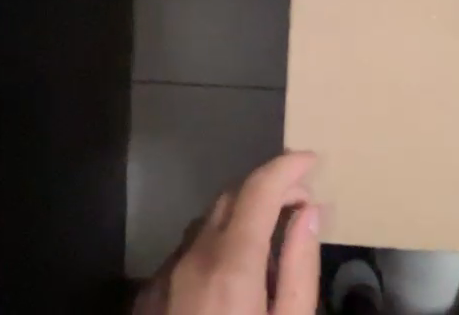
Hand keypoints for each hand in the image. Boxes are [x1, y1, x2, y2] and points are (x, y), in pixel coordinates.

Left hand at [133, 152, 322, 314]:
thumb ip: (299, 269)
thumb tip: (308, 213)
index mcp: (231, 263)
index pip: (259, 188)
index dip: (287, 166)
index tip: (312, 159)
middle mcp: (191, 257)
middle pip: (230, 198)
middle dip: (267, 187)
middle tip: (302, 200)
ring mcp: (163, 276)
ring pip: (206, 224)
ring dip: (240, 215)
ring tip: (273, 234)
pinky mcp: (147, 298)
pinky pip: (186, 253)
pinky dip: (215, 244)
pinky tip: (234, 271)